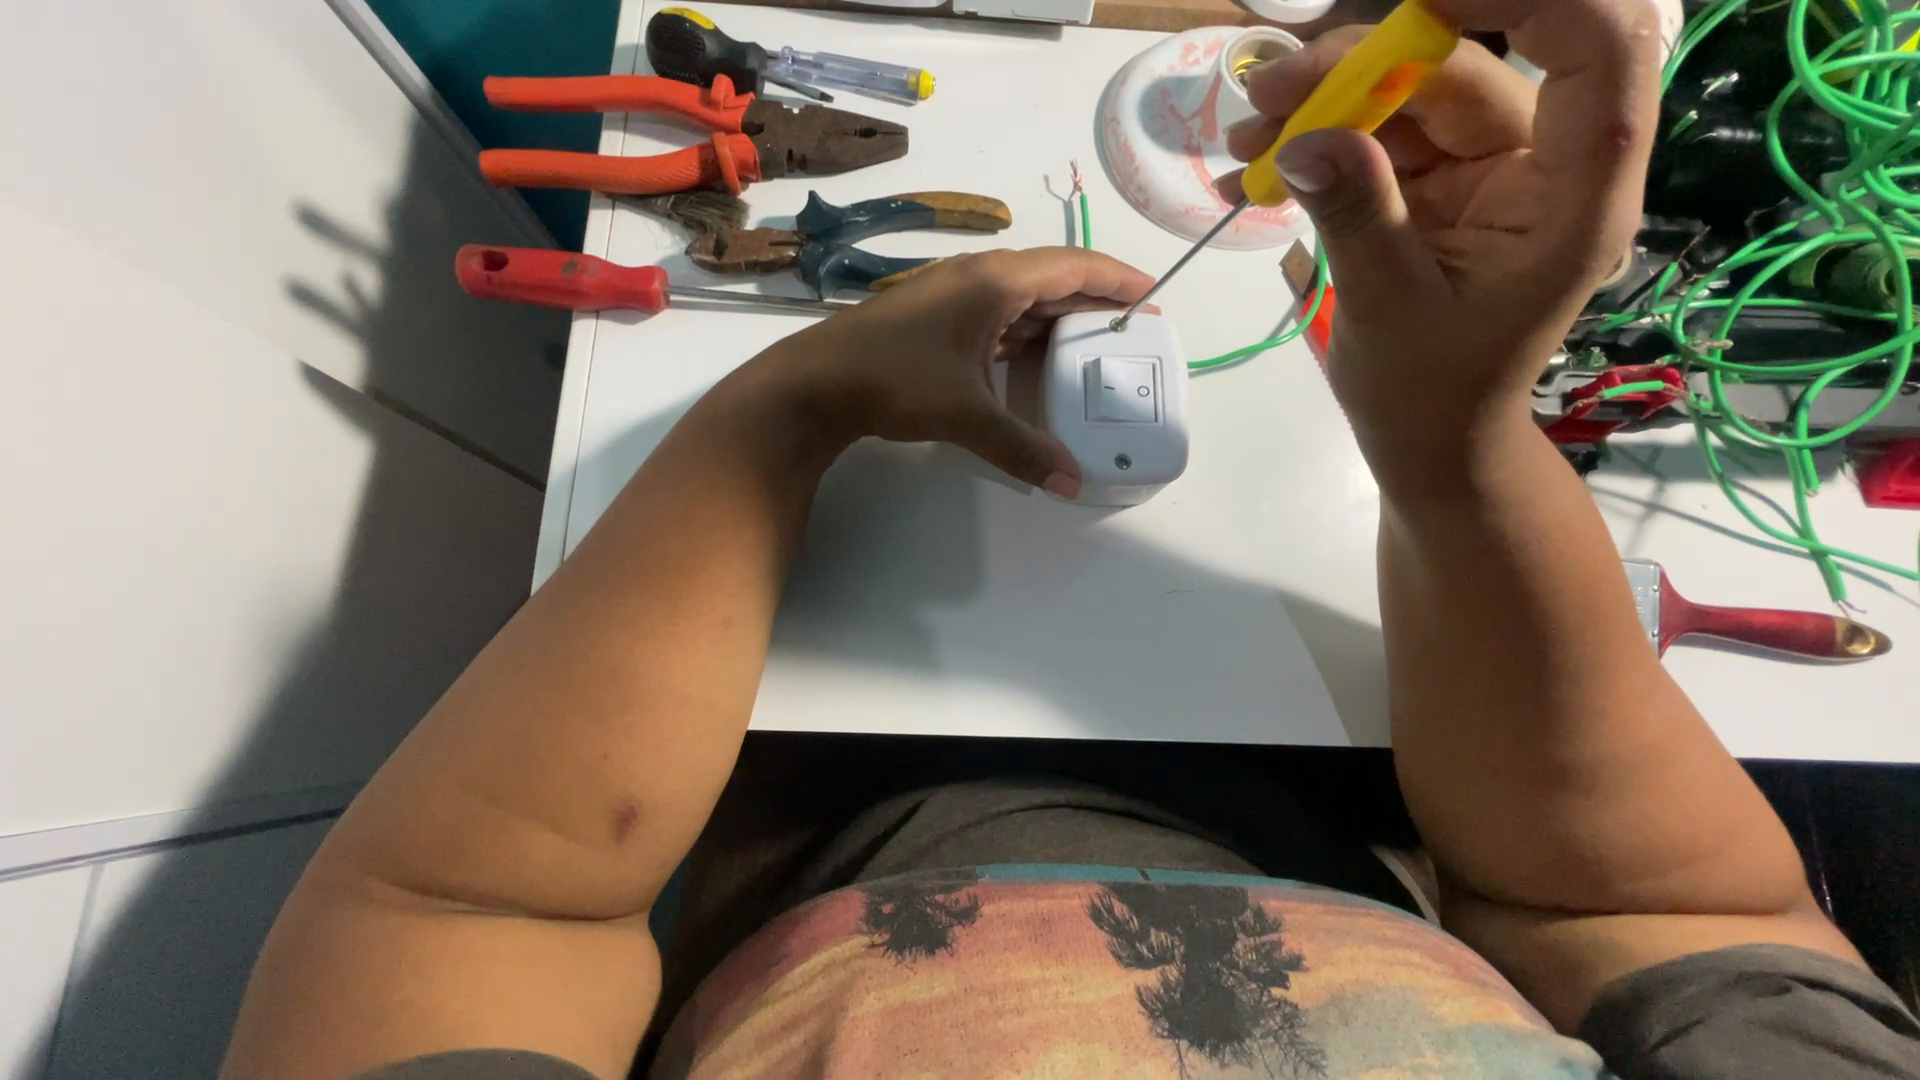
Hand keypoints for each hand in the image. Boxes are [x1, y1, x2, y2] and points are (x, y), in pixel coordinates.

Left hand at [753, 247, 1153, 498]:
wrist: (815, 382)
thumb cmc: (893, 380)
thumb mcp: (965, 414)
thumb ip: (1021, 448)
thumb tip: (1070, 483)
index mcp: (992, 281)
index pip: (1073, 266)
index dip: (1117, 277)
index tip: (1154, 294)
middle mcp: (976, 278)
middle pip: (1050, 280)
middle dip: (1094, 301)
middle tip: (1132, 327)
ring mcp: (952, 297)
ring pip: (1021, 300)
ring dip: (1058, 319)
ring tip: (1095, 343)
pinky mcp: (936, 320)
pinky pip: (997, 318)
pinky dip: (1024, 334)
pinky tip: (1036, 356)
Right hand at [1221, 0, 1661, 481]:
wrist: (1425, 436)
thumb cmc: (1426, 391)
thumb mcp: (1386, 308)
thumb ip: (1355, 217)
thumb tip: (1303, 139)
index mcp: (1572, 195)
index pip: (1596, 46)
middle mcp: (1538, 166)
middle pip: (1463, 72)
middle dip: (1359, 73)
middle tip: (1264, 99)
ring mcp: (1483, 175)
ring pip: (1410, 100)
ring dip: (1324, 110)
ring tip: (1244, 141)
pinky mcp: (1436, 190)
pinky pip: (1379, 144)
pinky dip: (1319, 149)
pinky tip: (1257, 169)